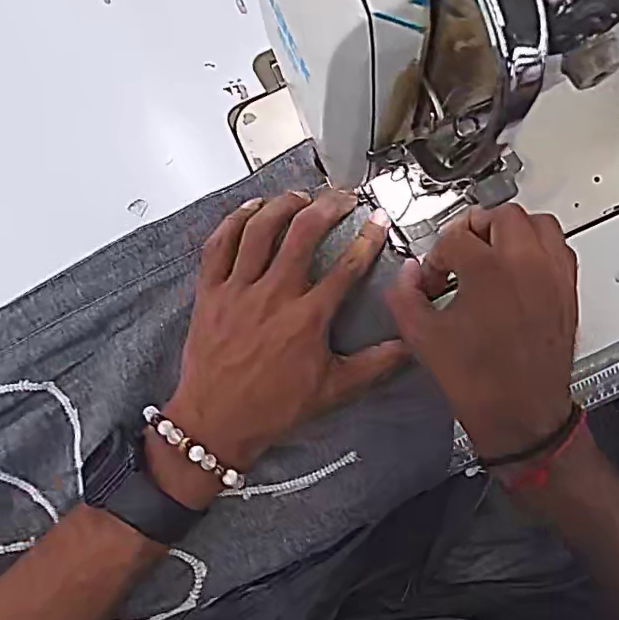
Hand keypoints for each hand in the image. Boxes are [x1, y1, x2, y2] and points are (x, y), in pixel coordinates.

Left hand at [152, 189, 410, 507]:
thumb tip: (408, 348)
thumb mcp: (332, 390)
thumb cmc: (271, 408)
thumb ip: (374, 365)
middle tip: (342, 198)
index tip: (377, 222)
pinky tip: (249, 209)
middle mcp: (273, 296)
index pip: (346, 266)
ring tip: (299, 196)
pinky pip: (218, 245)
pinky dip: (234, 221)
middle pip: (303, 233)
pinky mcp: (210, 293)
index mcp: (306, 318)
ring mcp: (238, 291)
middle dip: (328, 207)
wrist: (217, 423)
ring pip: (260, 230)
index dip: (368, 238)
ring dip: (282, 205)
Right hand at [384, 204, 577, 459]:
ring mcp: (552, 276)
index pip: (455, 238)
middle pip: (500, 215)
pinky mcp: (568, 290)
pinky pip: (559, 248)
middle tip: (458, 252)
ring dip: (510, 229)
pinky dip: (538, 247)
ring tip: (491, 250)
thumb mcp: (423, 338)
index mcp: (488, 271)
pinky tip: (520, 266)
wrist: (521, 413)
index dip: (436, 258)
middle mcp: (526, 265)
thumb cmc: (483, 383)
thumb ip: (404, 296)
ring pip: (537, 222)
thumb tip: (405, 277)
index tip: (432, 278)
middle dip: (473, 230)